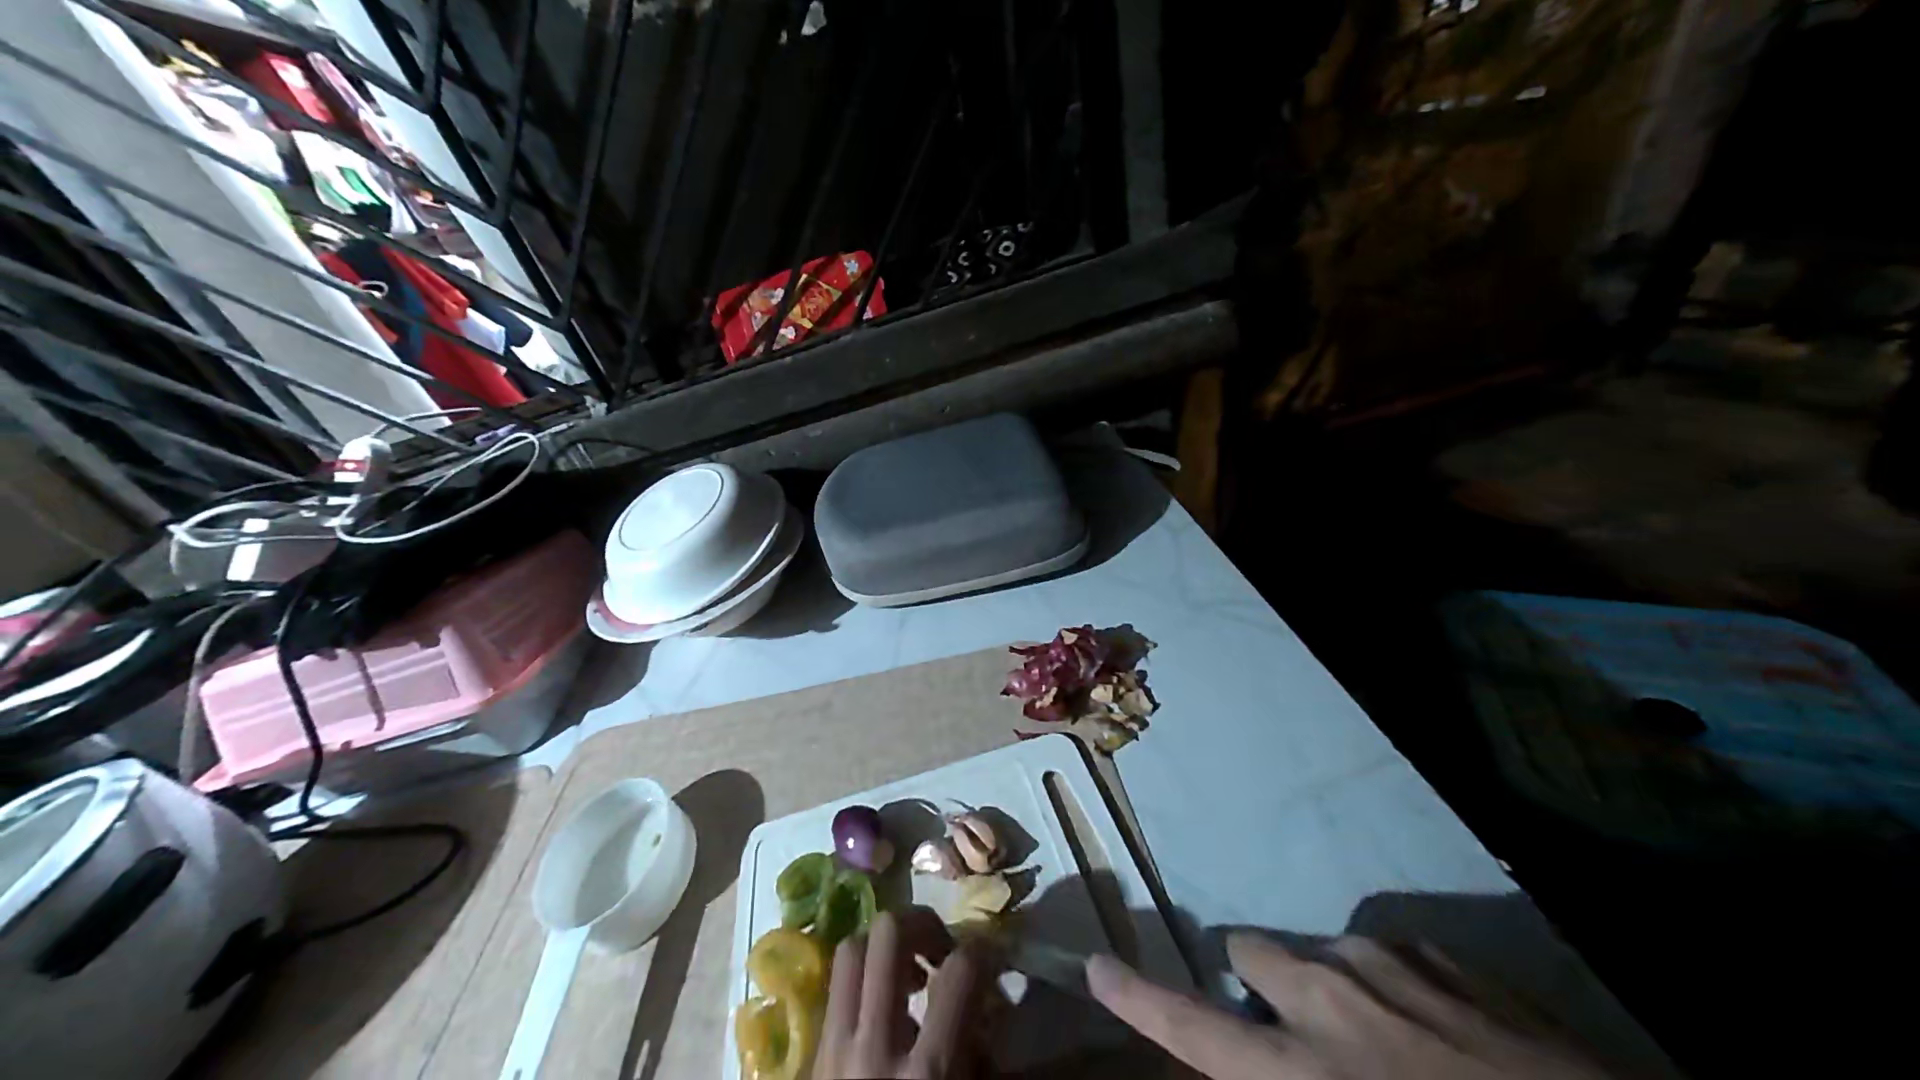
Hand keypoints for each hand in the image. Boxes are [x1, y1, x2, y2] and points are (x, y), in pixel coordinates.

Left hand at [815, 909, 992, 1078]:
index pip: (960, 974)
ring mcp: (834, 1047)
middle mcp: (875, 1046)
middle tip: (942, 950)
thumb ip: (985, 1060)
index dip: (983, 952)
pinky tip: (882, 1004)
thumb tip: (1000, 1012)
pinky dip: (862, 978)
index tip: (992, 958)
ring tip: (911, 972)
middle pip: (889, 934)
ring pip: (851, 948)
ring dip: (885, 947)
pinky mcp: (811, 1054)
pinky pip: (835, 987)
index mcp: (927, 1072)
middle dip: (922, 924)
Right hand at [1087, 933, 1614, 1079]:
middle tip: (1296, 1030)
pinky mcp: (1447, 957)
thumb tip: (1249, 1059)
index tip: (1095, 964)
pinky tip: (1441, 1031)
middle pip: (1248, 950)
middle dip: (1255, 980)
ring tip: (1384, 1040)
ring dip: (1327, 986)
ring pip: (1319, 949)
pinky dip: (1390, 984)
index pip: (1190, 1028)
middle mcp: (1327, 1000)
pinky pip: (1387, 954)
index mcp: (1300, 1071)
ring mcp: (1389, 967)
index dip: (1137, 997)